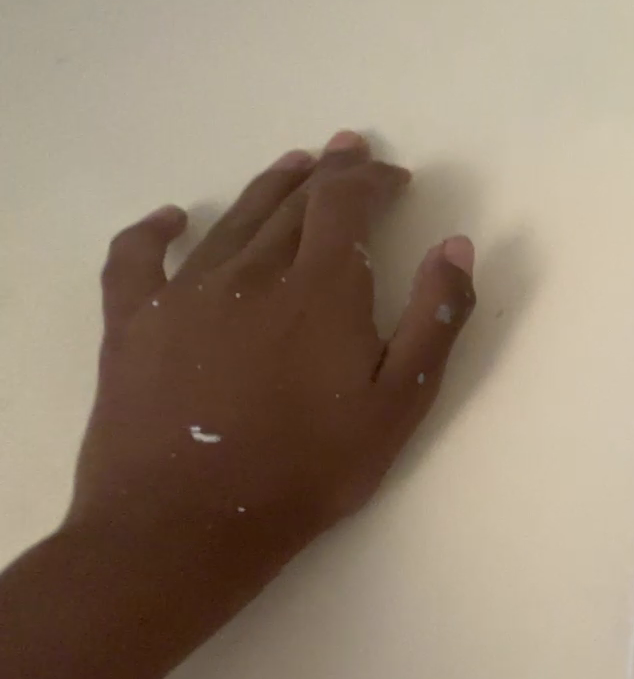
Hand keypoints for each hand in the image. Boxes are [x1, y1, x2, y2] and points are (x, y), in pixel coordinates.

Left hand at [71, 130, 476, 571]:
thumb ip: (437, 315)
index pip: (347, 205)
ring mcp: (183, 298)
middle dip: (330, 173)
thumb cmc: (314, 462)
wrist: (184, 530)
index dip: (373, 180)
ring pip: (232, 221)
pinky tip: (169, 218)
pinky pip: (134, 261)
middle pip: (294, 203)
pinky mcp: (131, 328)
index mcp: (322, 289)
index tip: (397, 175)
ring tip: (294, 164)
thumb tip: (457, 245)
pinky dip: (152, 231)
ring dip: (269, 186)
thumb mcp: (405, 396)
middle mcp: (252, 276)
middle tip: (351, 149)